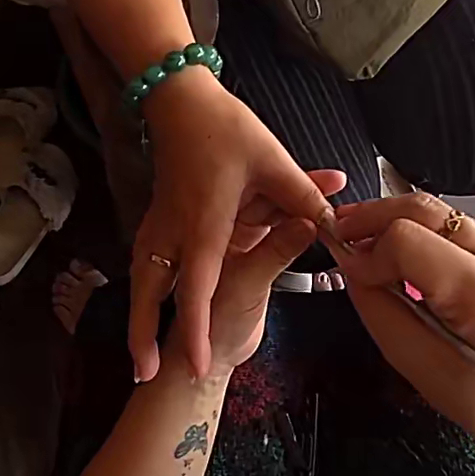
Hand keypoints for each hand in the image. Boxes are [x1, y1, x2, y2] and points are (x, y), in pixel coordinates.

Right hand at [130, 71, 335, 381]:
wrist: (180, 100)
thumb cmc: (224, 130)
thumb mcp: (271, 163)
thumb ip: (302, 197)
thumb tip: (334, 222)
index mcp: (204, 225)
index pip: (195, 288)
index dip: (192, 330)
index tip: (193, 367)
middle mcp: (175, 232)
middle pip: (148, 290)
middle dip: (142, 333)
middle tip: (143, 374)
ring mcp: (160, 223)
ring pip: (142, 276)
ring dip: (139, 313)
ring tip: (141, 352)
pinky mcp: (157, 214)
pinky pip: (147, 258)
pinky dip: (146, 284)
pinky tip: (150, 295)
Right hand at [325, 194, 474, 475]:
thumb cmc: (473, 395)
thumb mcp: (405, 353)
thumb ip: (370, 298)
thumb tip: (347, 258)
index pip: (407, 239)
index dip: (367, 250)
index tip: (350, 269)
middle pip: (422, 209)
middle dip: (372, 217)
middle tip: (340, 231)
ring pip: (434, 209)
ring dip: (391, 220)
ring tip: (363, 240)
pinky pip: (448, 223)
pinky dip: (414, 230)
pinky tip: (396, 250)